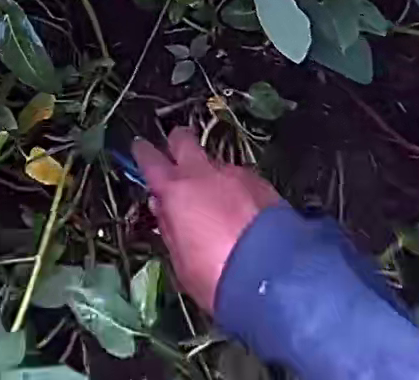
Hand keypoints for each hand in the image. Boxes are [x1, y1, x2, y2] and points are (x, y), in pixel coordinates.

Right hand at [132, 126, 281, 312]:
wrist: (277, 278)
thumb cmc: (218, 276)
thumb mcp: (182, 263)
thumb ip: (169, 228)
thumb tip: (161, 206)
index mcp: (175, 191)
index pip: (150, 159)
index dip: (143, 151)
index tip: (140, 147)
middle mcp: (201, 173)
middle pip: (183, 139)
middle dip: (177, 143)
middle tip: (177, 157)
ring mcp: (233, 173)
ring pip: (214, 162)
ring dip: (211, 175)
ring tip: (218, 201)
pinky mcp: (261, 182)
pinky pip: (240, 177)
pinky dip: (237, 189)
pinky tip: (244, 212)